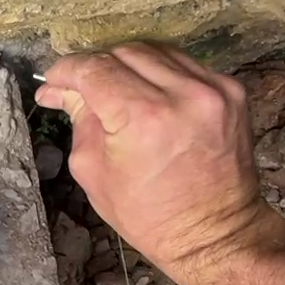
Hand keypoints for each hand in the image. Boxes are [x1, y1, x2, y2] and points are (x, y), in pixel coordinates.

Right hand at [38, 43, 278, 280]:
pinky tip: (147, 96)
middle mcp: (182, 94)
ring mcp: (213, 89)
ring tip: (113, 91)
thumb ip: (78, 119)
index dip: (67, 71)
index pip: (95, 69)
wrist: (211, 233)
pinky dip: (159, 74)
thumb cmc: (146, 214)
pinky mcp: (231, 91)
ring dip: (127, 66)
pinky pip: (184, 65)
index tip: (54, 80)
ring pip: (155, 52)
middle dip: (96, 67)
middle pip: (124, 53)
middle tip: (79, 90)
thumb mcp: (93, 171)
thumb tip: (60, 91)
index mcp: (142, 118)